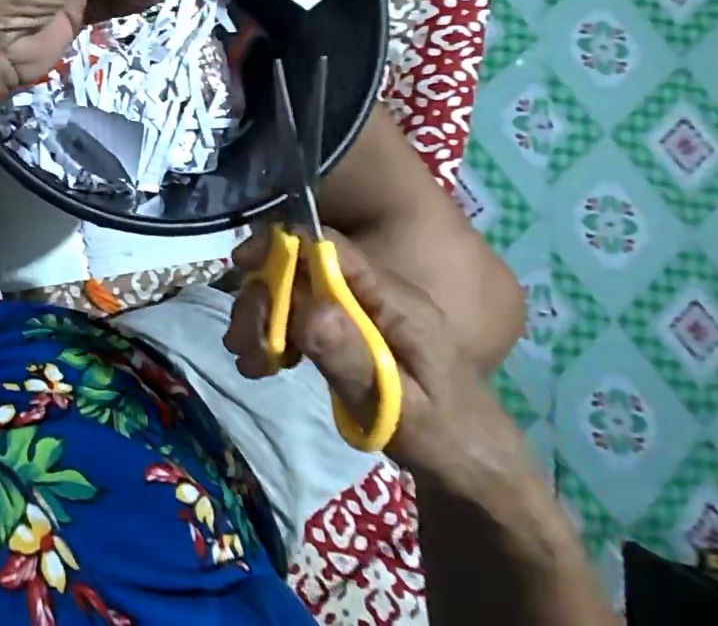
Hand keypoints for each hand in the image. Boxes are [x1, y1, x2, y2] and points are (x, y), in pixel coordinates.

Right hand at [224, 228, 531, 478]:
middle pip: (304, 270)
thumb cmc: (446, 440)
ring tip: (249, 361)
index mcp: (393, 299)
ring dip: (265, 319)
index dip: (282, 245)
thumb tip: (307, 308)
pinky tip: (264, 365)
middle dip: (265, 296)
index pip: (330, 247)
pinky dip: (277, 337)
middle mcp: (375, 296)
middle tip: (241, 341)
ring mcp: (362, 315)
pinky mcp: (352, 336)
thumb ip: (353, 359)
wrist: (475, 472)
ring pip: (298, 295)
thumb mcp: (399, 408)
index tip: (244, 267)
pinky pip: (305, 321)